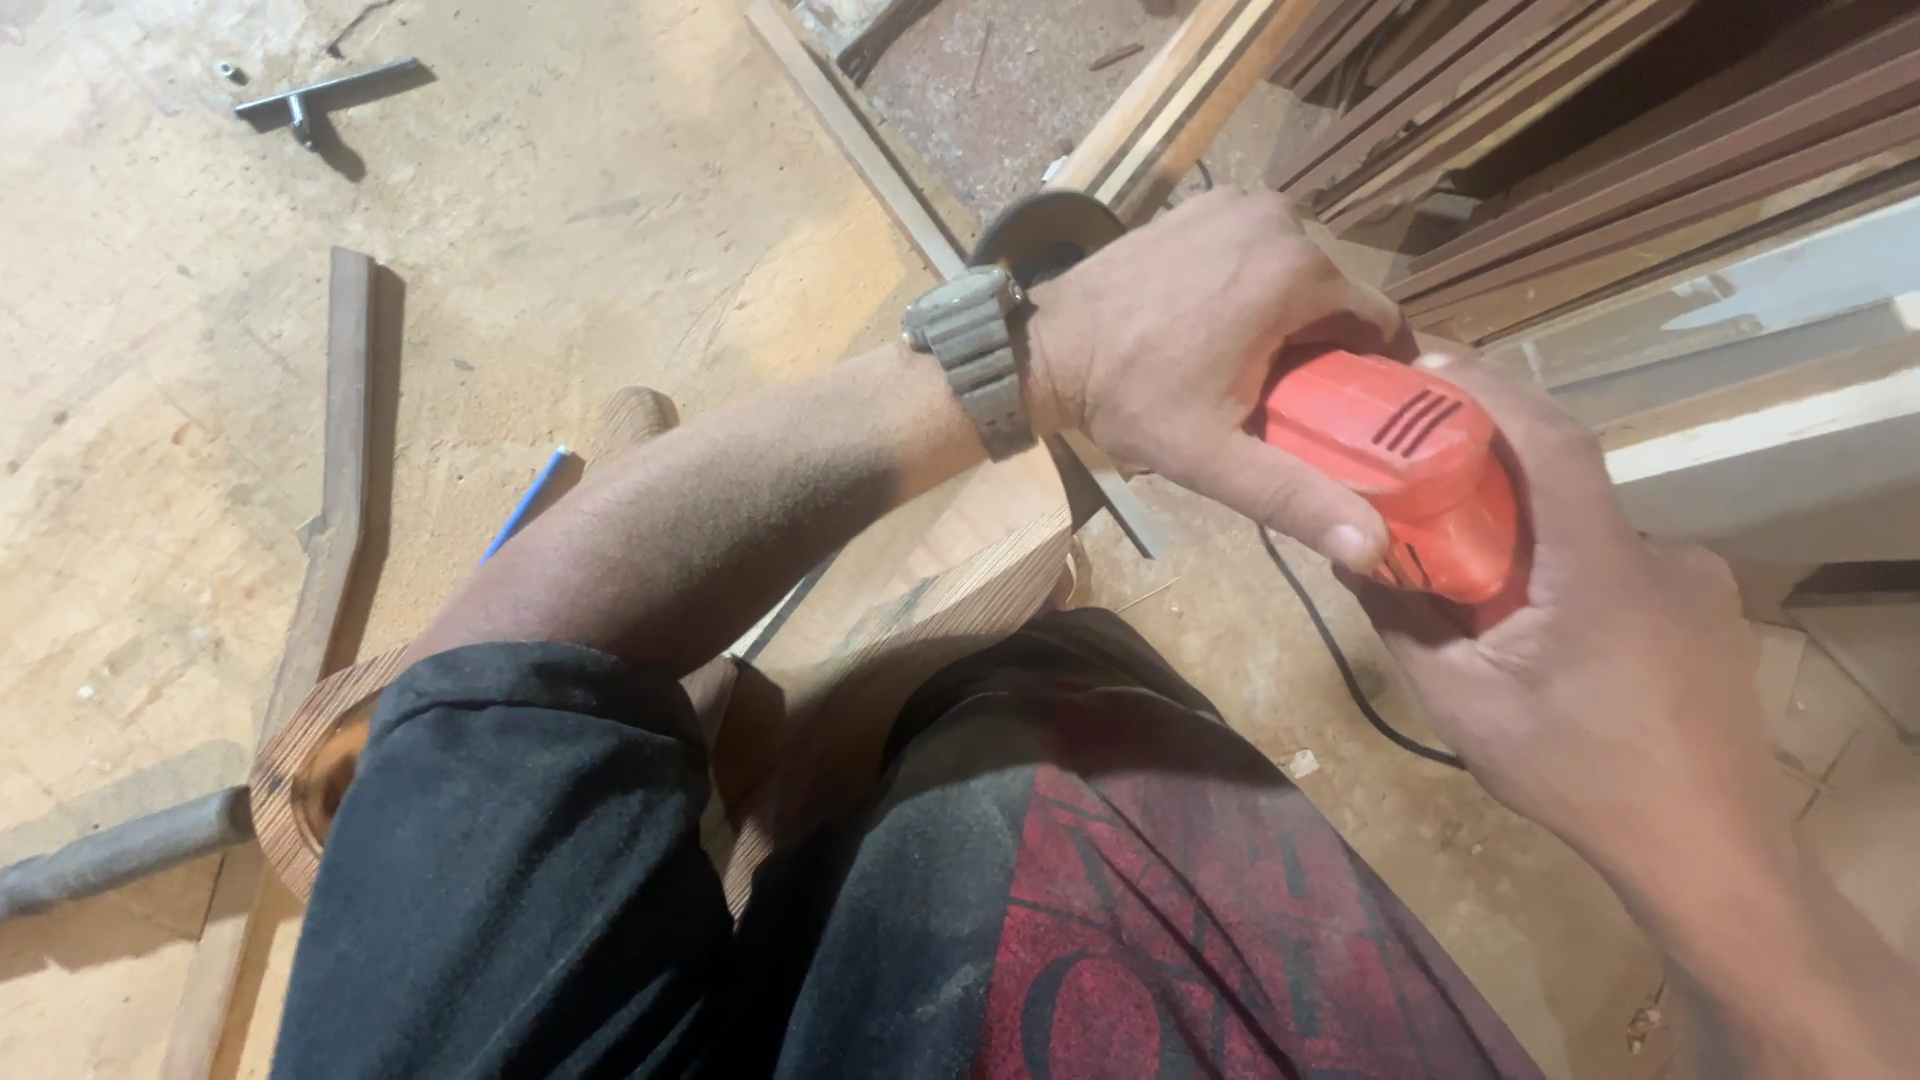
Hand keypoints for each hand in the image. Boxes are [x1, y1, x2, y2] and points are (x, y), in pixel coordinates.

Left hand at [1024, 187, 1407, 571]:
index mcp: (1298, 273)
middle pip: (1331, 296)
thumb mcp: (1213, 458)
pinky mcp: (1199, 206)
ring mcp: (1235, 203)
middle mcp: (1278, 221)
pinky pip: (1250, 247)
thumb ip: (1294, 497)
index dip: (1368, 372)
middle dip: (1316, 346)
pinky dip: (1245, 282)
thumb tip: (1374, 548)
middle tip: (1275, 396)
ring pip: (1292, 270)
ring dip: (1281, 314)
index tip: (1344, 410)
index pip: (1377, 324)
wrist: (1047, 349)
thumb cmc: (1128, 401)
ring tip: (1239, 363)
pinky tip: (1210, 322)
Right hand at [1345, 354, 1789, 889]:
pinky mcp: (1702, 606)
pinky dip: (1556, 562)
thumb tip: (1349, 556)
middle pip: (1561, 481)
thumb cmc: (1573, 772)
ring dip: (1520, 531)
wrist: (1709, 854)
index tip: (1433, 361)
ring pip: (1582, 527)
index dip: (1494, 392)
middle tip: (1413, 478)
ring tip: (1461, 571)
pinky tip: (1526, 617)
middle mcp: (1661, 553)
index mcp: (1602, 569)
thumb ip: (1400, 619)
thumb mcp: (1458, 700)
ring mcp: (1693, 579)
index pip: (1555, 446)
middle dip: (1484, 468)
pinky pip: (1611, 558)